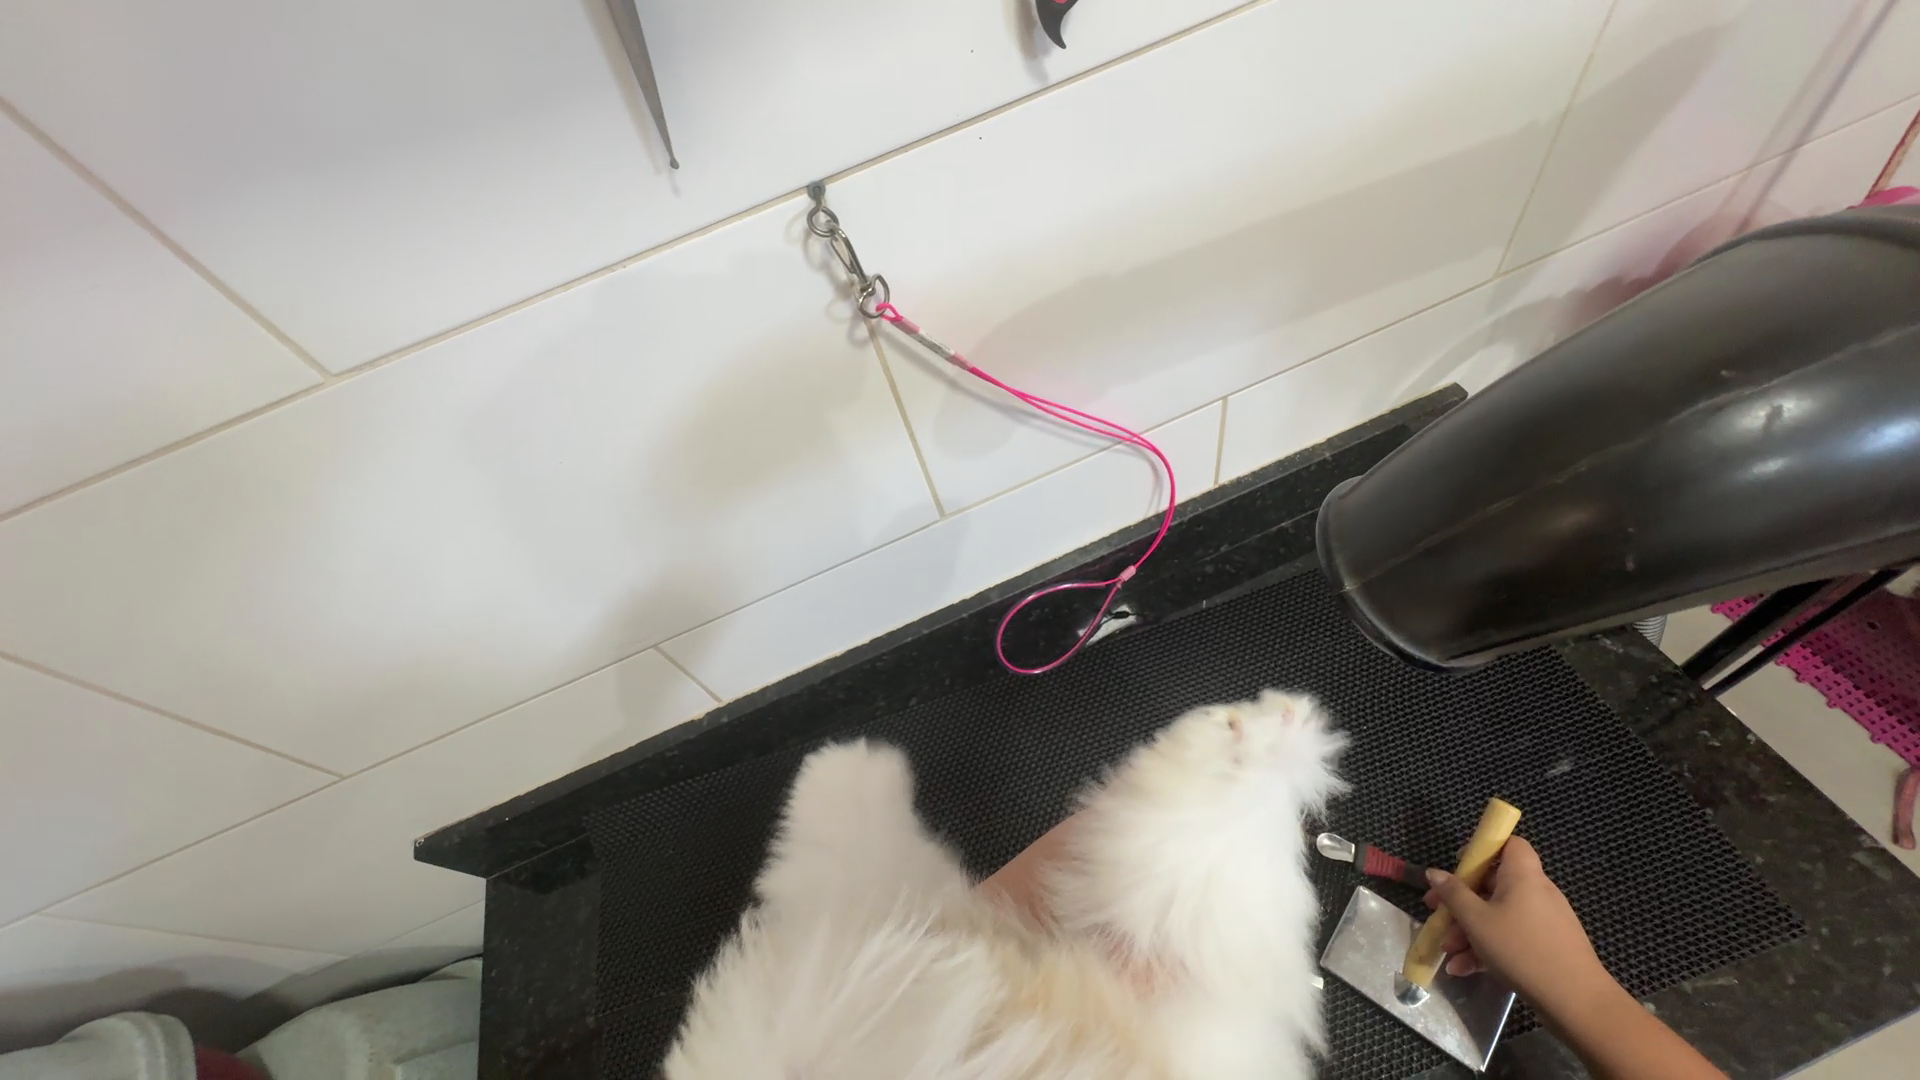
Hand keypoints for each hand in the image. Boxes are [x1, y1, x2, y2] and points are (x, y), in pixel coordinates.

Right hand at [1422, 836, 1613, 1018]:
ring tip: (1449, 952)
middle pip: (1493, 884)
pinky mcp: (1548, 947)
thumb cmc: (1522, 950)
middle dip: (1461, 900)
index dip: (1484, 848)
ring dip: (1469, 930)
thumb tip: (1435, 873)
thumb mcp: (1476, 920)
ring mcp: (1544, 922)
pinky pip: (1511, 937)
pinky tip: (1464, 969)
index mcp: (1523, 877)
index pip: (1510, 844)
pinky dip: (1488, 948)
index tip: (1459, 866)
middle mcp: (1536, 893)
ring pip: (1498, 915)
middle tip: (1437, 913)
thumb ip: (1452, 893)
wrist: (1579, 1005)